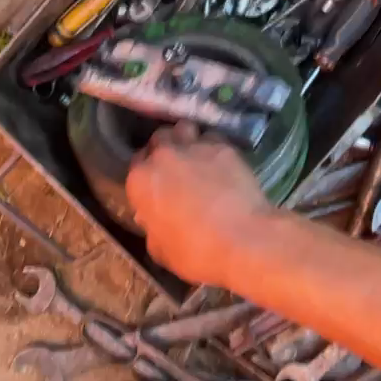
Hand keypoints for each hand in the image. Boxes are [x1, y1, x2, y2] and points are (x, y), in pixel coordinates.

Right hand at [125, 123, 279, 286]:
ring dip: (187, 138)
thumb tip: (155, 220)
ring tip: (196, 155)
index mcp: (141, 180)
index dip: (147, 173)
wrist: (244, 240)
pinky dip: (214, 146)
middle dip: (164, 149)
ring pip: (185, 129)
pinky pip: (213, 137)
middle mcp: (164, 156)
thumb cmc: (196, 252)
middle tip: (176, 167)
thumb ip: (152, 228)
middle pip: (159, 139)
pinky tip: (221, 162)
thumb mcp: (161, 252)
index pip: (136, 163)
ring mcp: (195, 147)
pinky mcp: (224, 146)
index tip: (156, 185)